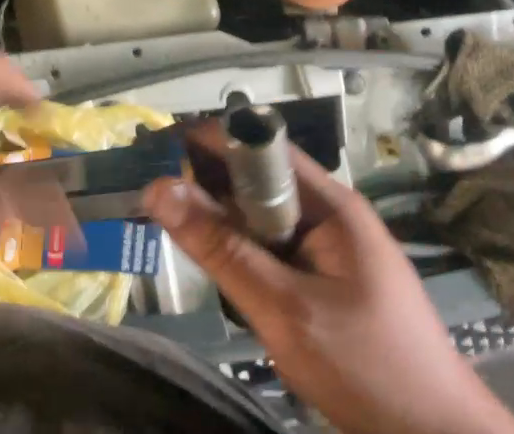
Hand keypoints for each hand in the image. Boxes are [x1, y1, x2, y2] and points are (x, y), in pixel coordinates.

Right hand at [142, 130, 513, 433]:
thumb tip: (156, 187)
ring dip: (214, 219)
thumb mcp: (285, 309)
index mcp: (330, 206)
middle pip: (251, 177)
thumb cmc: (369, 371)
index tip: (148, 156)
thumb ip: (221, 248)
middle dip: (199, 182)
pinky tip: (207, 264)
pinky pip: (266, 246)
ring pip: (253, 214)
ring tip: (161, 227)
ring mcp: (326, 247)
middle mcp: (327, 214)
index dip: (203, 143)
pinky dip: (234, 249)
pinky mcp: (321, 278)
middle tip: (144, 199)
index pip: (256, 146)